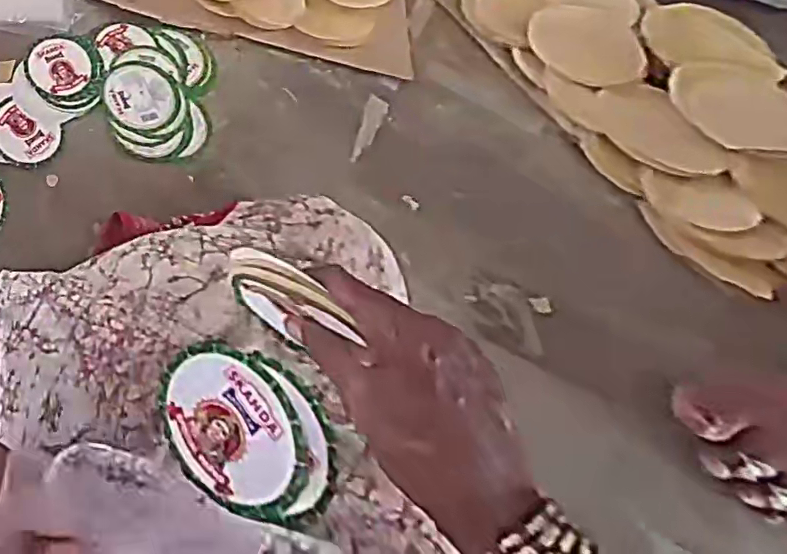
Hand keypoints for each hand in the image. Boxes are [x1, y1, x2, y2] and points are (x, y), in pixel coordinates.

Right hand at [295, 266, 539, 553]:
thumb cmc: (420, 454)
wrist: (490, 505)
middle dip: (346, 316)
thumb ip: (326, 349)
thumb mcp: (359, 399)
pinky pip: (429, 347)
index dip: (315, 282)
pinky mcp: (478, 370)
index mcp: (403, 329)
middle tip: (321, 331)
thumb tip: (298, 320)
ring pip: (402, 327)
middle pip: (376, 305)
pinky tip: (401, 384)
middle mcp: (436, 329)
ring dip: (377, 337)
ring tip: (363, 367)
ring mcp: (460, 348)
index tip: (296, 286)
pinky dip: (407, 355)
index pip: (348, 285)